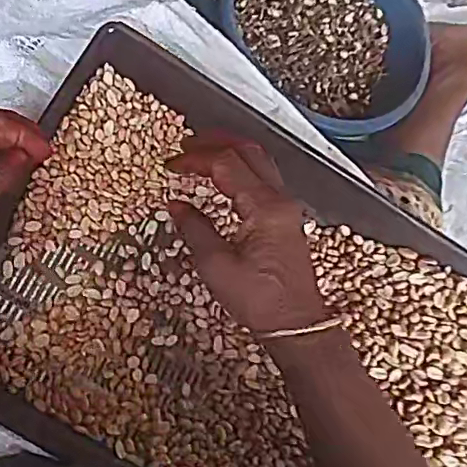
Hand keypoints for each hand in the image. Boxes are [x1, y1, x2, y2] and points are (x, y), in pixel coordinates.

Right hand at [165, 138, 329, 334]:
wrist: (295, 324)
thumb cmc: (258, 300)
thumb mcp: (216, 266)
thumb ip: (194, 229)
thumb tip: (175, 205)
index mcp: (264, 208)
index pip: (227, 165)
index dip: (196, 159)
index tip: (171, 165)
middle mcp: (280, 201)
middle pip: (249, 152)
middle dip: (216, 142)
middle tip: (186, 144)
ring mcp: (286, 208)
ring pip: (260, 162)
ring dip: (231, 152)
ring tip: (202, 152)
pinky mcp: (285, 219)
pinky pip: (264, 179)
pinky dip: (241, 170)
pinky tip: (223, 179)